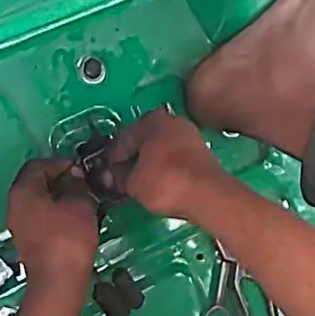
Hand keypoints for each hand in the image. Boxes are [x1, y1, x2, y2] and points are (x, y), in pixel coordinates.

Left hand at [6, 159, 98, 283]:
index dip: (62, 164)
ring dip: (61, 201)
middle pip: (37, 184)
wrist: (59, 282)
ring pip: (41, 204)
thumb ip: (78, 185)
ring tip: (84, 205)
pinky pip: (44, 222)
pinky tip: (77, 224)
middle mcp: (15, 207)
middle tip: (84, 186)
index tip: (80, 170)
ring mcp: (20, 227)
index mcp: (22, 191)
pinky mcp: (30, 244)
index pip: (39, 165)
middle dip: (61, 182)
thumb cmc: (66, 241)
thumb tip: (76, 177)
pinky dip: (59, 218)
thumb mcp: (80, 205)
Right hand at [112, 109, 229, 218]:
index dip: (112, 158)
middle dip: (133, 159)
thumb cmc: (167, 182)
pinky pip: (176, 159)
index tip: (108, 172)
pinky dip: (166, 169)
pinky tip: (160, 184)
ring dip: (149, 164)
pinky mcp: (202, 153)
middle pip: (144, 141)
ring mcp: (190, 136)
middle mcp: (172, 121)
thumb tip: (112, 178)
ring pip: (161, 149)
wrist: (207, 195)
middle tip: (121, 179)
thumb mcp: (133, 183)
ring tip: (140, 184)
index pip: (123, 138)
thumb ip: (118, 178)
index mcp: (151, 120)